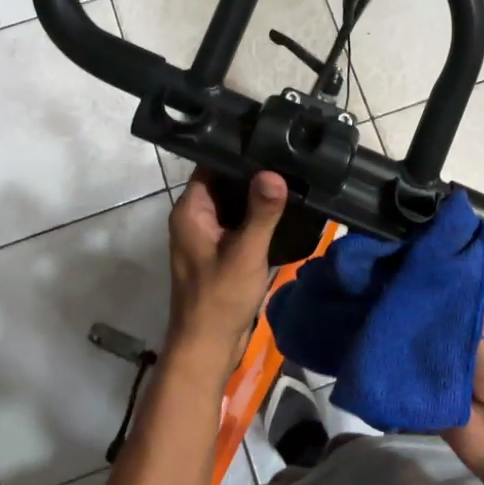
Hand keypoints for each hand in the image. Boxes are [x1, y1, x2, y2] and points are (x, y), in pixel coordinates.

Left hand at [164, 169, 287, 368]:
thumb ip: (261, 213)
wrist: (207, 348)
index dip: (238, 150)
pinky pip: (239, 223)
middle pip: (224, 181)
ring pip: (234, 203)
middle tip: (290, 152)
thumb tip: (274, 173)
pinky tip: (285, 207)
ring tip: (293, 172)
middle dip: (253, 171)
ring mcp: (207, 235)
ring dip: (257, 194)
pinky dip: (258, 216)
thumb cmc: (220, 298)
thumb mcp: (245, 253)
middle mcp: (194, 217)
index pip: (211, 164)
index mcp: (191, 210)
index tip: (270, 136)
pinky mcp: (221, 251)